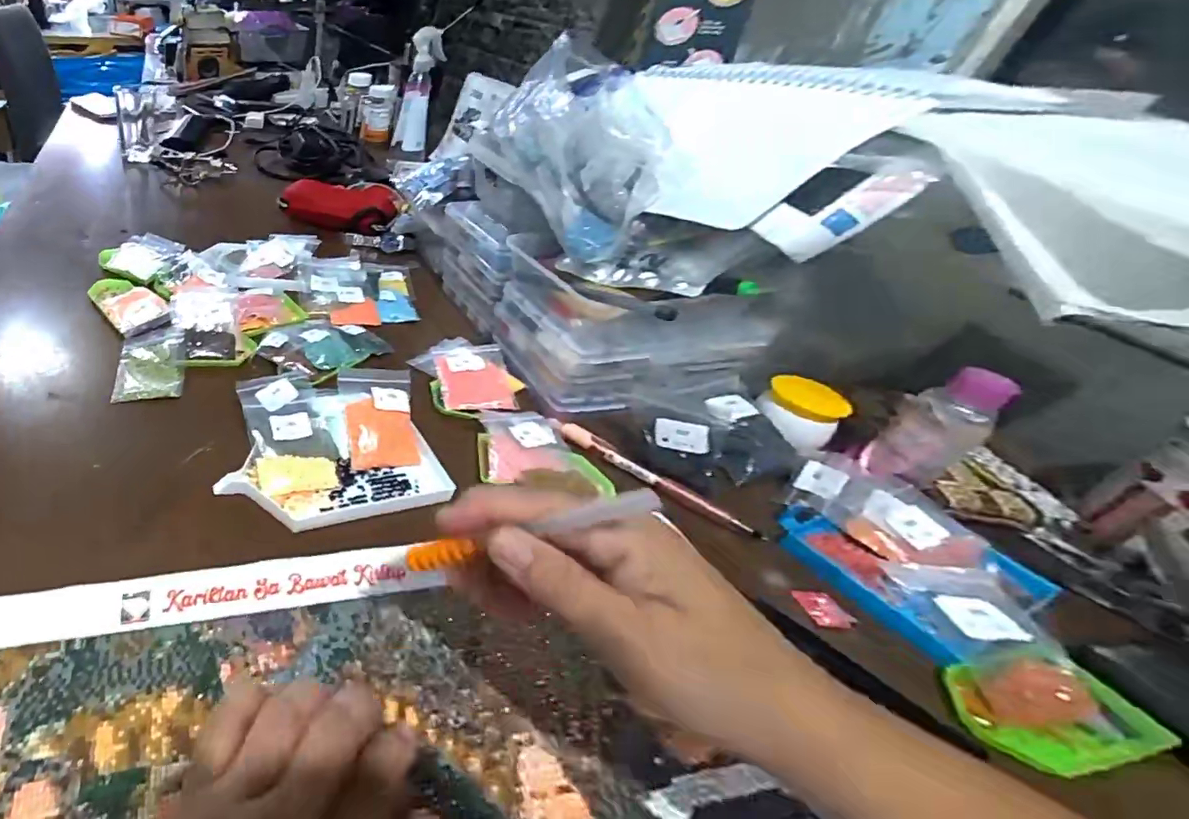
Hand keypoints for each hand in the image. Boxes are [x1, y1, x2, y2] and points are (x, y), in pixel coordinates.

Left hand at [172, 679, 416, 818]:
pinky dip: (248, 700)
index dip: (390, 758)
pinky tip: (267, 696)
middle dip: (352, 713)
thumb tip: (425, 810)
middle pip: (322, 752)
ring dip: (304, 698)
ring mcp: (228, 801)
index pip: (367, 798)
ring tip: (322, 692)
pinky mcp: (193, 785)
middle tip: (366, 697)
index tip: (405, 732)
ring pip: (275, 726)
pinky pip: (222, 724)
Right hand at [437, 486, 837, 758]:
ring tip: (467, 586)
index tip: (437, 526)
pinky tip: (505, 602)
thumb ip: (557, 581)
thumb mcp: (626, 635)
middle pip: (534, 515)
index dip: (483, 511)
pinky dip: (527, 581)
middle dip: (486, 534)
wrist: (788, 722)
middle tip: (448, 565)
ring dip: (501, 560)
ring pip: (541, 541)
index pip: (537, 504)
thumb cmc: (710, 676)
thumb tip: (494, 537)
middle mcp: (615, 527)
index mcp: (621, 528)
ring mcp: (617, 552)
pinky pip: (560, 567)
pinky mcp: (619, 578)